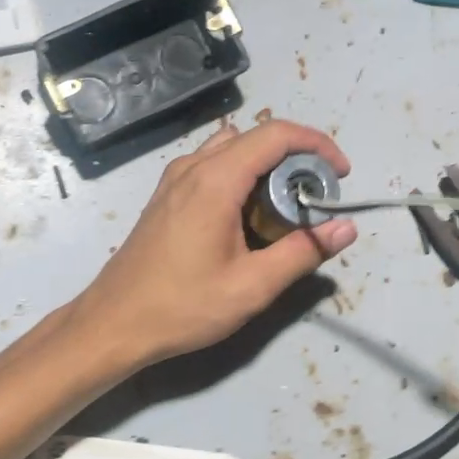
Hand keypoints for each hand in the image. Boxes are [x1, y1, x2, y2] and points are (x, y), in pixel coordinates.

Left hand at [72, 120, 356, 366]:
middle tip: (315, 199)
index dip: (316, 144)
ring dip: (264, 167)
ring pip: (231, 150)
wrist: (114, 323)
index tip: (341, 173)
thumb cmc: (182, 306)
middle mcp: (192, 167)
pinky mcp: (165, 197)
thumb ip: (302, 253)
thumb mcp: (251, 286)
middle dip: (294, 158)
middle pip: (254, 138)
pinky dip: (240, 178)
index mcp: (215, 180)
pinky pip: (210, 167)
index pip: (276, 135)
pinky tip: (246, 220)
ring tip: (284, 209)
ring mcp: (173, 180)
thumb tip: (345, 228)